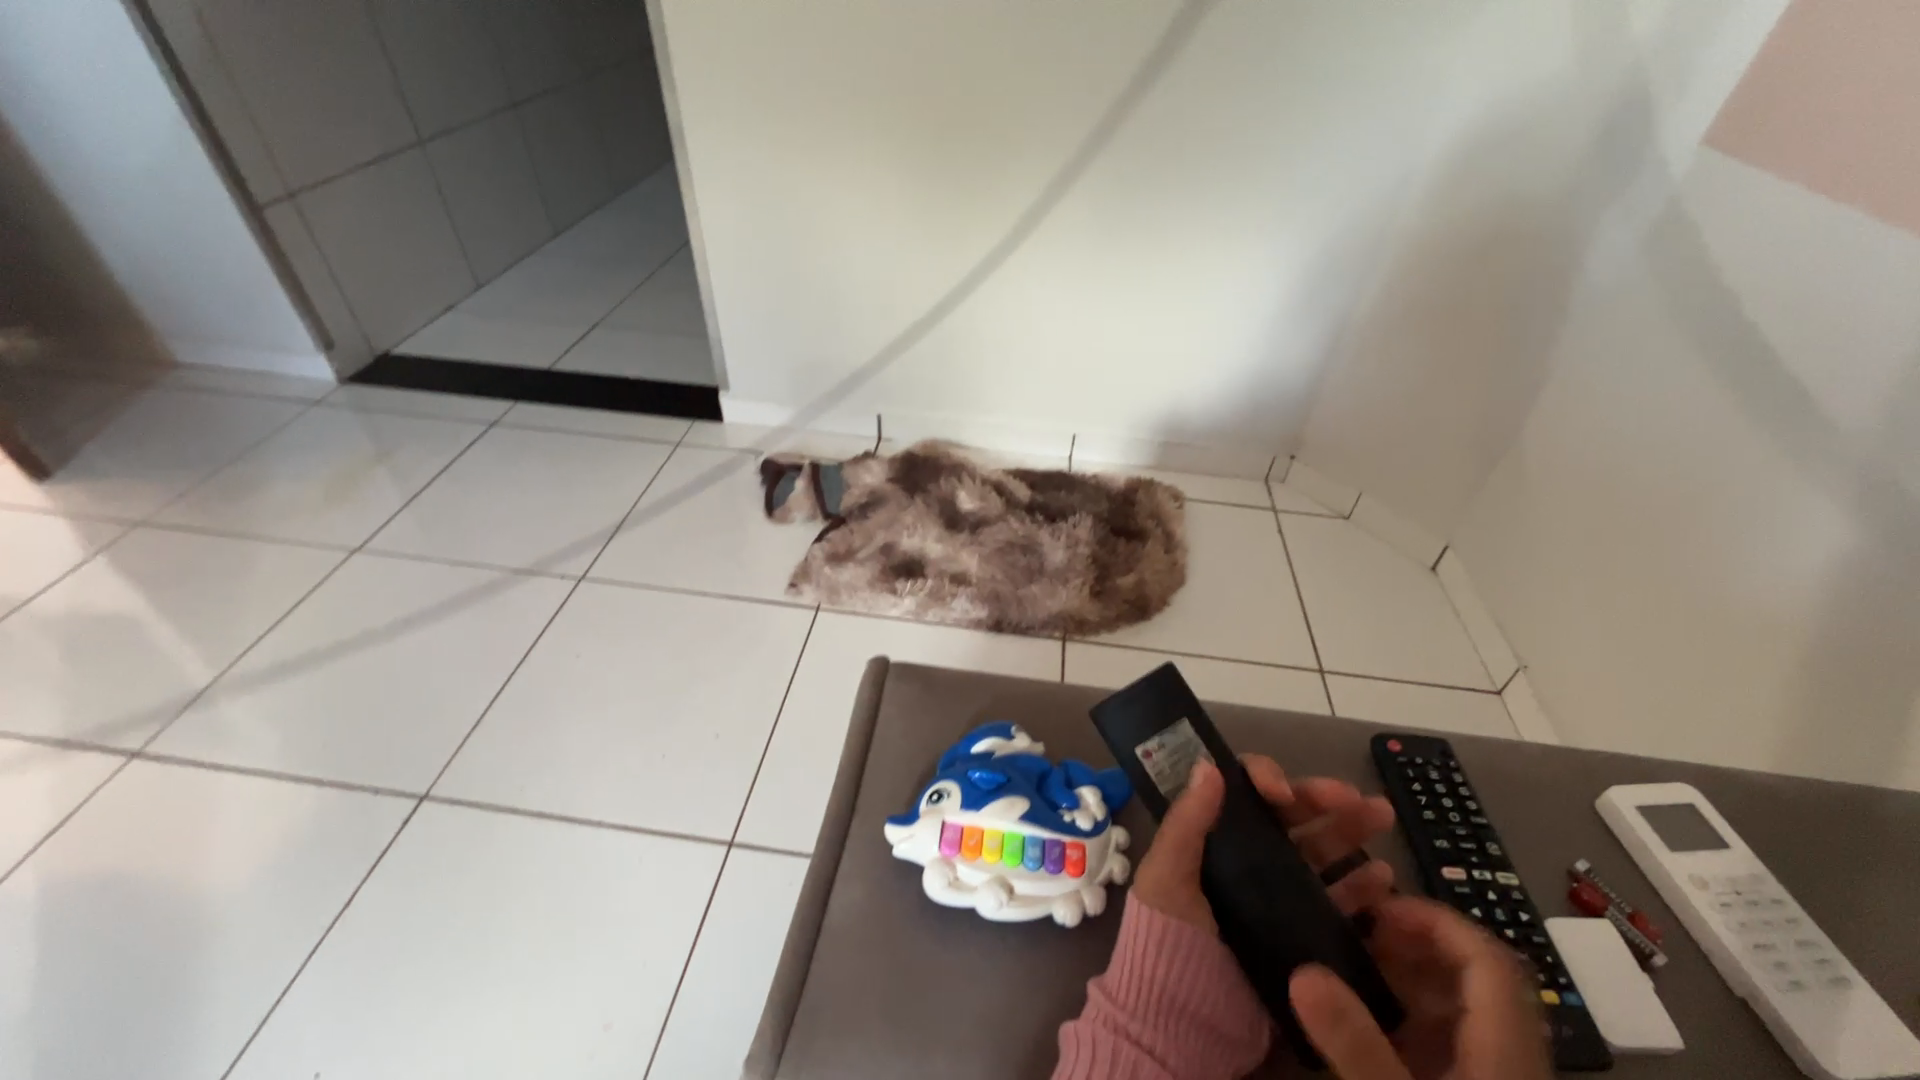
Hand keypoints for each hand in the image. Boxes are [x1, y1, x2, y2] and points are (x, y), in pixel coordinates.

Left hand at [1129, 755, 1396, 933]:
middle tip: (1362, 799)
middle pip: (1290, 819)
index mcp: (1211, 843)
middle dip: (1325, 800)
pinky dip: (1363, 888)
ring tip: (1383, 820)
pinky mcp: (1302, 939)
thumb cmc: (1168, 944)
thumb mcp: (1165, 879)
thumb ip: (1186, 824)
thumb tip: (1208, 764)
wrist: (1183, 1026)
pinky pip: (1337, 904)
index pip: (1242, 796)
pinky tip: (1384, 879)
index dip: (1264, 781)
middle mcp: (1245, 864)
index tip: (1284, 793)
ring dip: (1351, 833)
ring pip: (1320, 854)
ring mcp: (1276, 901)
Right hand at [1290, 897, 1552, 1079]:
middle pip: (1479, 979)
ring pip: (1465, 1010)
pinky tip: (1368, 1024)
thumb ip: (1354, 1043)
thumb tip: (1303, 971)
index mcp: (1506, 1053)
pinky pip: (1451, 1043)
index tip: (1377, 911)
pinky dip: (1409, 1018)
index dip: (1436, 921)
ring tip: (1354, 969)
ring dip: (1411, 979)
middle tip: (1356, 937)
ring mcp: (1495, 1079)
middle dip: (1416, 946)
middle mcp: (1511, 1061)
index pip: (1488, 960)